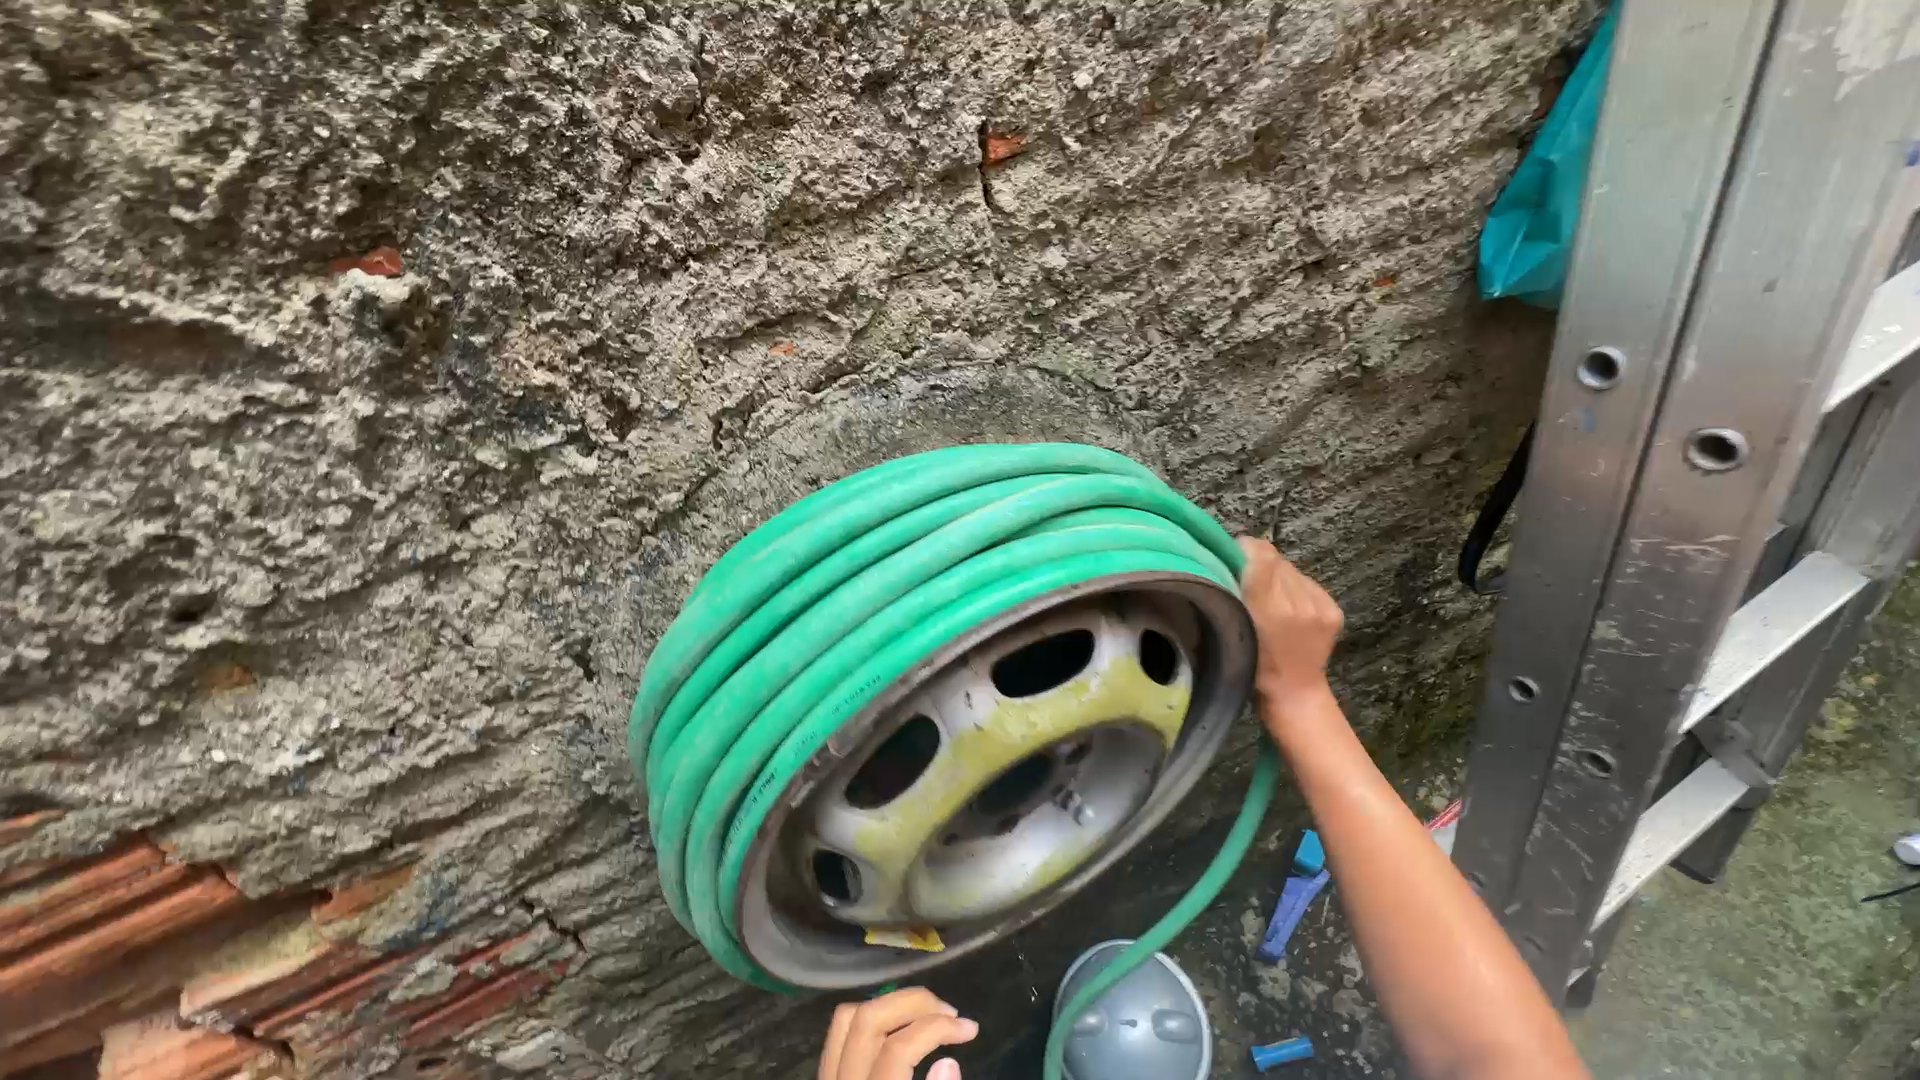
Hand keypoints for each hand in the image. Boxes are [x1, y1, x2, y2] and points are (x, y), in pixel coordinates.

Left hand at [818, 987, 977, 1079]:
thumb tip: (949, 1062)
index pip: (898, 1049)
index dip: (937, 1030)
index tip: (970, 1028)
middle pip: (868, 1020)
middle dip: (913, 1003)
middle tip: (949, 1013)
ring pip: (846, 1019)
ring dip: (889, 1005)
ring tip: (925, 1014)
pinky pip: (838, 1035)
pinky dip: (868, 1017)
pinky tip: (896, 1028)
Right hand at [1237, 536, 1343, 707]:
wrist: (1294, 691)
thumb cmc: (1252, 662)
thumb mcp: (1233, 626)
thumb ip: (1235, 589)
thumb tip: (1238, 550)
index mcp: (1267, 610)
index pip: (1261, 556)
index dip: (1246, 548)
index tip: (1234, 553)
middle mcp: (1297, 604)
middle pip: (1277, 561)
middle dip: (1261, 564)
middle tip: (1249, 581)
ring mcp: (1319, 607)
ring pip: (1293, 571)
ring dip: (1279, 577)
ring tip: (1271, 598)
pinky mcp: (1333, 610)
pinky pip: (1309, 583)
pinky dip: (1296, 588)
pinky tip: (1290, 607)